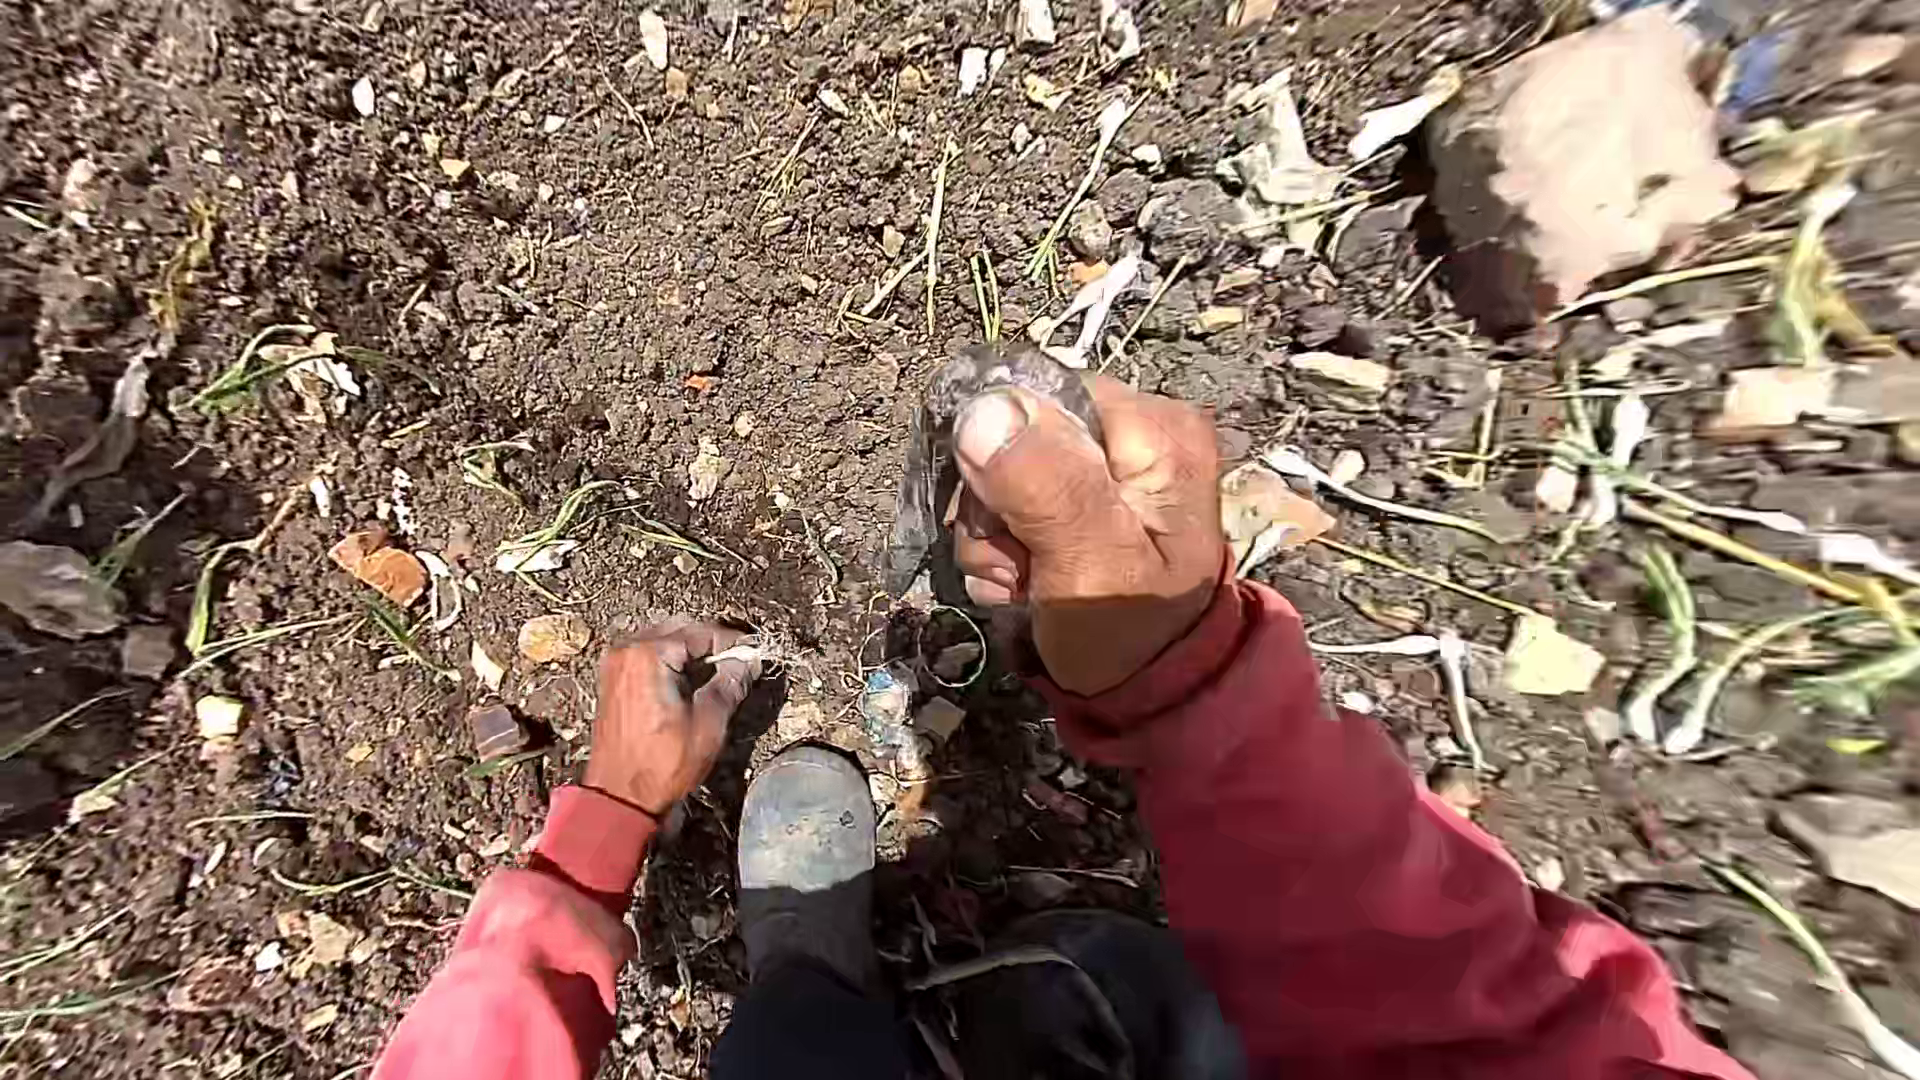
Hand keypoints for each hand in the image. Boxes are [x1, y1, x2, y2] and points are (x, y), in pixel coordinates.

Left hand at [586, 621, 760, 815]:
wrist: (618, 799)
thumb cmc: (663, 764)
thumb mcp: (710, 722)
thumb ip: (732, 682)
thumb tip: (749, 660)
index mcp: (650, 655)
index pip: (703, 632)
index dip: (734, 643)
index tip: (754, 653)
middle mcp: (629, 651)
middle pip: (682, 630)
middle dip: (713, 643)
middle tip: (740, 660)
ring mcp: (616, 664)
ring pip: (666, 639)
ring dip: (693, 650)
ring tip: (720, 669)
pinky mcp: (613, 680)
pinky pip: (649, 654)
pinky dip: (673, 660)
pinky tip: (692, 679)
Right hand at [952, 376, 1223, 694]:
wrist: (1144, 689)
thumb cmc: (1130, 633)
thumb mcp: (1094, 565)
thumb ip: (1047, 487)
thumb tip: (983, 408)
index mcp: (1154, 432)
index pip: (1039, 398)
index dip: (1004, 455)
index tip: (1010, 522)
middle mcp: (1128, 435)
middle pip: (1013, 436)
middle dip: (994, 506)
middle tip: (1019, 563)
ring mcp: (1097, 468)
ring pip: (997, 472)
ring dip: (991, 535)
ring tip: (1020, 580)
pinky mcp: (1071, 499)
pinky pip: (1003, 502)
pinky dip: (998, 547)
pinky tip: (1018, 581)